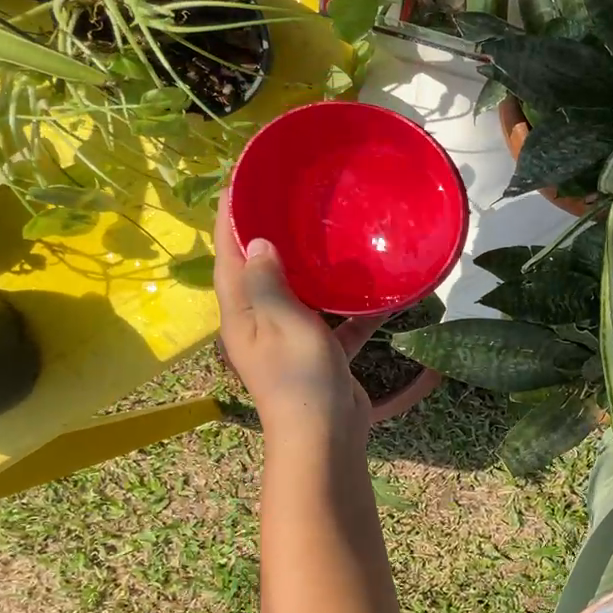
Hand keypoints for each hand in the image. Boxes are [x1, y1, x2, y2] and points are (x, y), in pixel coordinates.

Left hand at [214, 205, 382, 440]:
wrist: (324, 431)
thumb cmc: (299, 376)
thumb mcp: (281, 322)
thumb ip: (269, 282)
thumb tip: (259, 242)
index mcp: (241, 311)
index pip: (230, 253)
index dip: (231, 216)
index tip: (243, 181)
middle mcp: (260, 320)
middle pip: (263, 270)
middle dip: (273, 236)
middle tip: (297, 201)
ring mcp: (292, 338)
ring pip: (302, 293)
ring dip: (316, 268)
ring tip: (337, 237)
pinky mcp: (322, 353)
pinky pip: (338, 321)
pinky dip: (356, 308)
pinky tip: (382, 294)